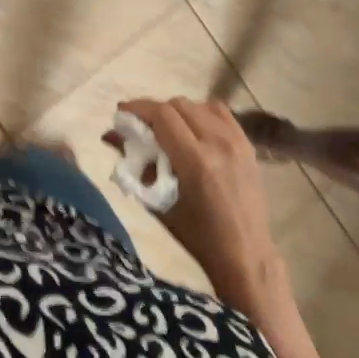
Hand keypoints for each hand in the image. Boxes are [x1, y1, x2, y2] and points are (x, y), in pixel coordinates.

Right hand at [116, 98, 285, 312]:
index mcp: (196, 161)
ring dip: (178, 111)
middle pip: (179, 104)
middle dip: (155, 110)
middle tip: (142, 126)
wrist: (245, 254)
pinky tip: (194, 130)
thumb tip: (111, 135)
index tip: (122, 111)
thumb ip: (136, 166)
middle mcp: (218, 143)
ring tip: (169, 129)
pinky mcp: (248, 144)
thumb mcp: (159, 203)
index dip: (139, 107)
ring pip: (199, 104)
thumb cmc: (197, 237)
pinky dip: (202, 114)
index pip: (162, 115)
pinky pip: (220, 112)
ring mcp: (237, 141)